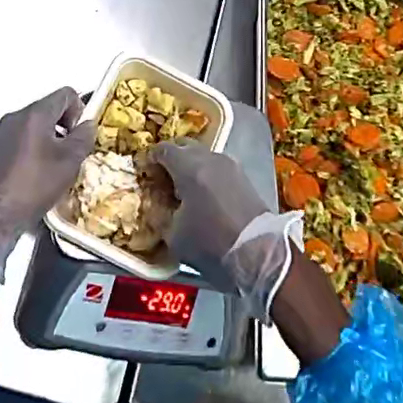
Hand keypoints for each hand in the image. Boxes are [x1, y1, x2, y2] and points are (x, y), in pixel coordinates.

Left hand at [0, 88, 94, 280]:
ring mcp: (0, 133)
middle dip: (64, 127)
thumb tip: (88, 125)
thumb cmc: (32, 186)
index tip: (80, 134)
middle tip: (70, 153)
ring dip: (48, 140)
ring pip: (33, 126)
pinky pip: (19, 140)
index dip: (80, 111)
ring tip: (53, 167)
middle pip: (48, 109)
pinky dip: (31, 150)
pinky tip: (35, 175)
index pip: (66, 94)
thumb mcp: (69, 162)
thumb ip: (84, 137)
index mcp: (34, 114)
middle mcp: (14, 117)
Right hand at [147, 139, 296, 319]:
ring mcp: (231, 166)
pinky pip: (217, 168)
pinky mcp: (244, 178)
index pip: (163, 149)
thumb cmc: (212, 245)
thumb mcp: (174, 235)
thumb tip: (160, 206)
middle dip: (170, 158)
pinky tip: (202, 195)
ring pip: (203, 156)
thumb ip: (161, 214)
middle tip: (160, 177)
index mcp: (190, 168)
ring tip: (181, 187)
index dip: (149, 157)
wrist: (260, 255)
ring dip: (190, 166)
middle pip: (184, 147)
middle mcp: (211, 159)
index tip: (143, 168)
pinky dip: (206, 175)